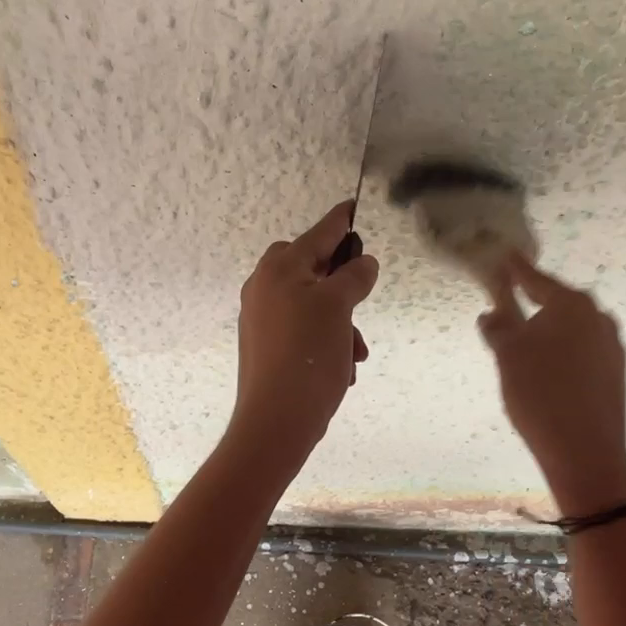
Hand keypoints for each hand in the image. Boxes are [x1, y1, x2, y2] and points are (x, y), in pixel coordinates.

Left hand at [232, 201, 379, 449]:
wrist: (277, 420)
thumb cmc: (309, 354)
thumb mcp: (339, 308)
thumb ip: (353, 277)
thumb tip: (363, 263)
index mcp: (279, 269)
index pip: (319, 233)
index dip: (341, 221)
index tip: (355, 206)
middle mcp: (264, 288)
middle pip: (312, 268)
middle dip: (342, 285)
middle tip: (360, 300)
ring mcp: (262, 319)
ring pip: (312, 305)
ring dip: (340, 322)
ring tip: (355, 352)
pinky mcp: (266, 347)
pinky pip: (302, 331)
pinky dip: (325, 342)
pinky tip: (341, 367)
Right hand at [478, 252, 625, 513]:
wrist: (586, 455)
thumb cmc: (541, 395)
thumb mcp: (508, 355)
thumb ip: (498, 326)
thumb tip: (491, 313)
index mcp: (573, 304)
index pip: (535, 279)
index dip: (515, 269)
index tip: (505, 255)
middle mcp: (599, 318)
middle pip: (556, 305)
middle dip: (532, 306)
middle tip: (507, 311)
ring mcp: (613, 348)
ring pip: (570, 332)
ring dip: (547, 336)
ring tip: (524, 353)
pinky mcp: (616, 375)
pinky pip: (582, 355)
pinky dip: (562, 357)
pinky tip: (547, 378)